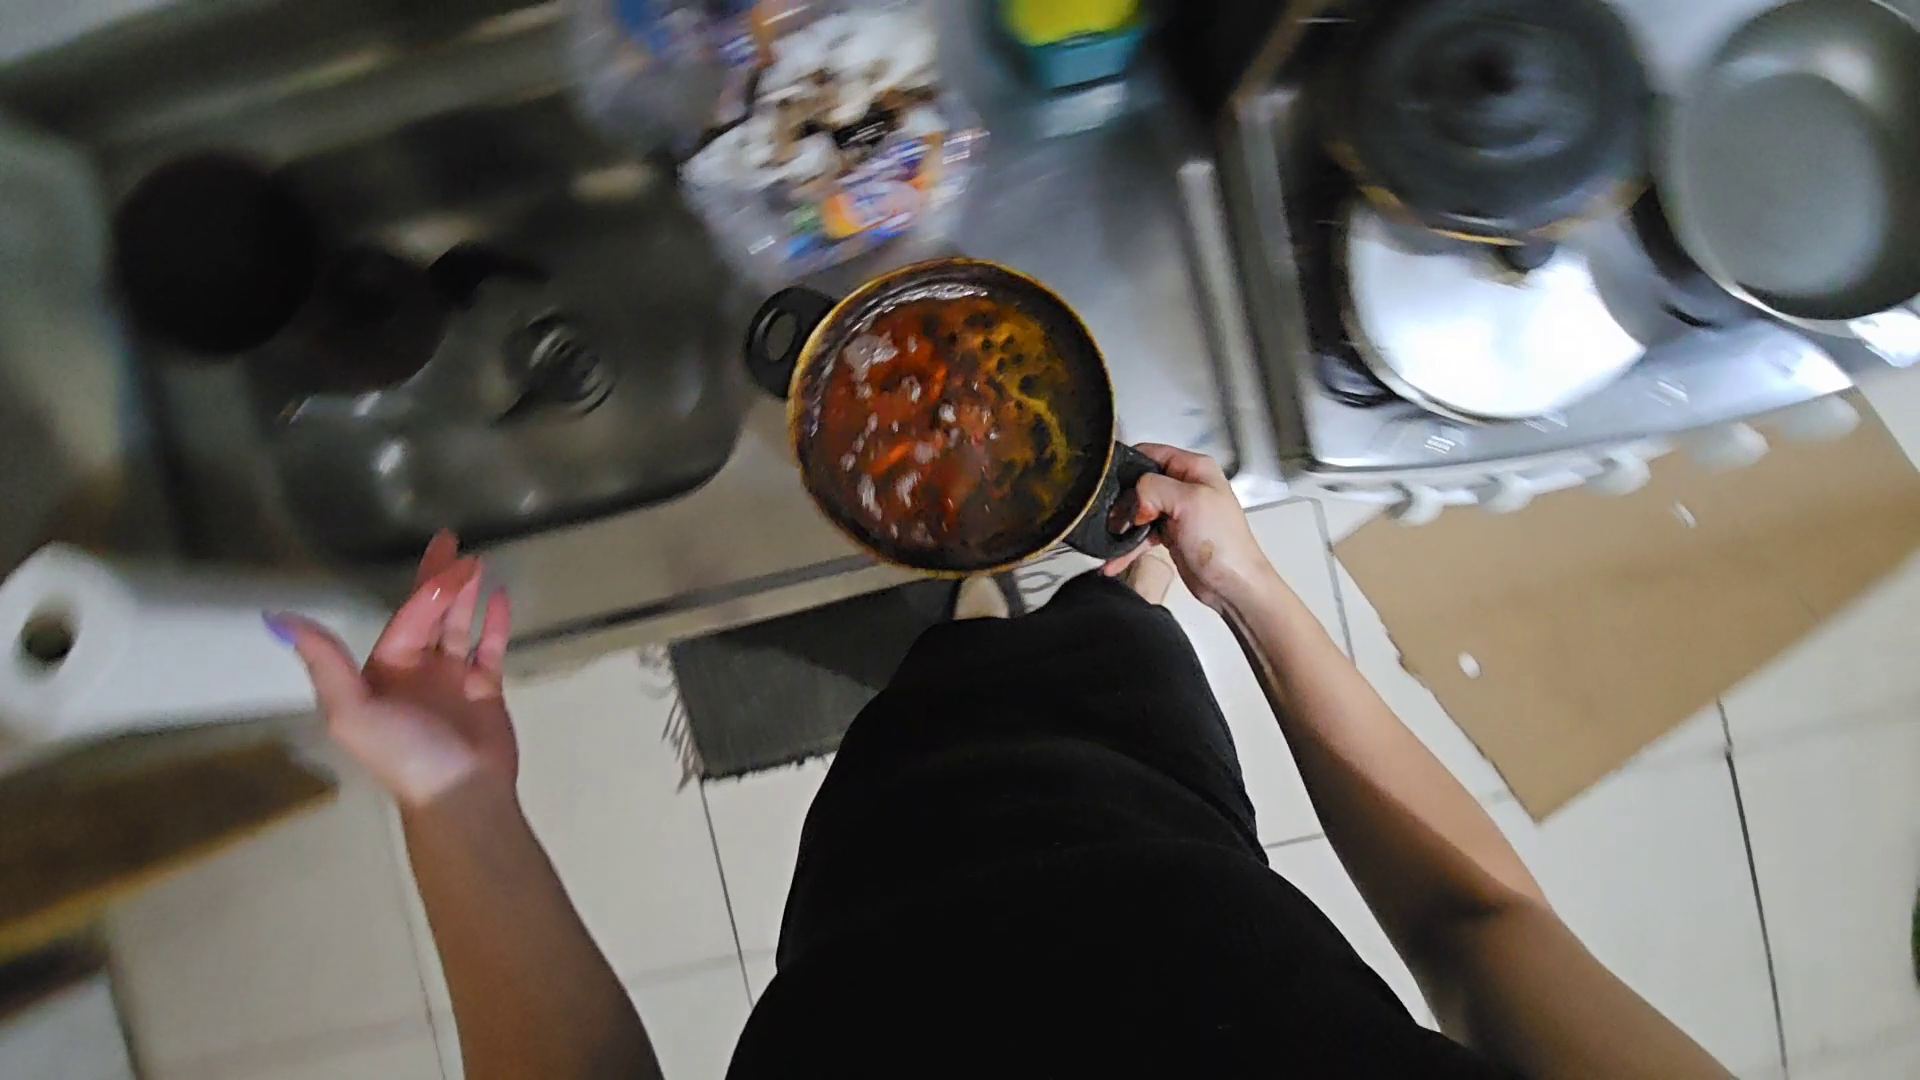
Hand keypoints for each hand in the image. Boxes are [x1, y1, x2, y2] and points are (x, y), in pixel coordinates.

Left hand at [271, 531, 516, 810]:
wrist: (460, 789)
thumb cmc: (405, 751)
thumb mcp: (352, 710)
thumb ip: (326, 662)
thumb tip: (278, 618)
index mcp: (383, 672)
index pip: (407, 620)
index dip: (427, 591)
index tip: (450, 562)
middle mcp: (417, 669)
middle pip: (431, 615)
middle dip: (440, 581)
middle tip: (453, 543)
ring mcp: (453, 677)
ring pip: (460, 626)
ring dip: (468, 596)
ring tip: (479, 563)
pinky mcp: (486, 686)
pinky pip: (490, 647)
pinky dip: (496, 623)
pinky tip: (501, 599)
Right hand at [1102, 444, 1277, 611]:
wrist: (1232, 585)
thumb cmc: (1224, 544)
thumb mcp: (1189, 502)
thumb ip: (1153, 487)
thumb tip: (1132, 496)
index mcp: (1195, 468)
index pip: (1150, 452)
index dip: (1130, 466)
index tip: (1115, 486)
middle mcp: (1186, 486)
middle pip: (1140, 483)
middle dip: (1124, 502)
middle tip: (1114, 519)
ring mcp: (1177, 511)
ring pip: (1137, 510)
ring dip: (1121, 527)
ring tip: (1110, 542)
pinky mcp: (1170, 534)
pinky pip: (1140, 535)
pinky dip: (1127, 547)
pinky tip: (1114, 560)